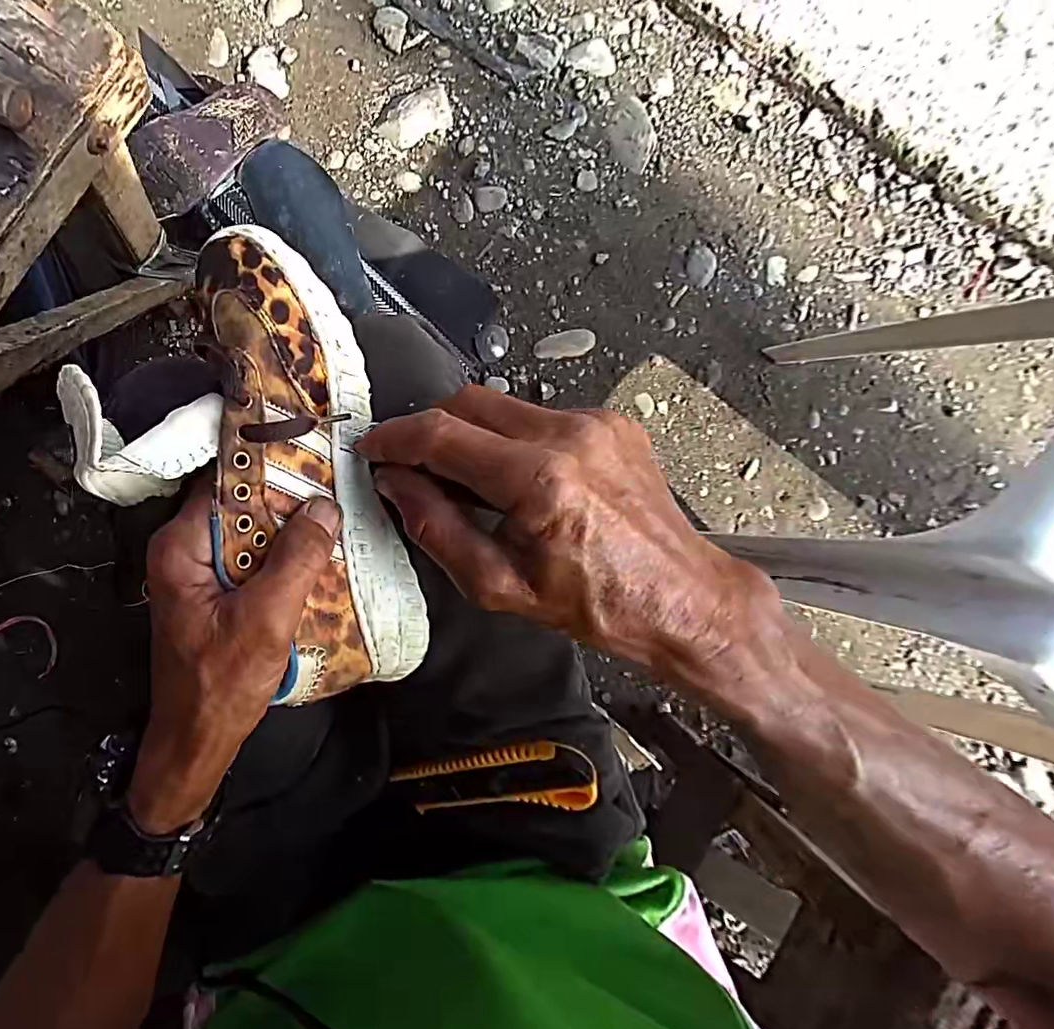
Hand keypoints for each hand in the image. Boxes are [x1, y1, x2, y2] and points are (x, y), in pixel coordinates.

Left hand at [129, 476, 339, 832]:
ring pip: (250, 535)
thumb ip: (295, 561)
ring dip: (287, 534)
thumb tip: (323, 510)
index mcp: (180, 549)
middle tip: (330, 491)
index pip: (222, 483)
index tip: (305, 453)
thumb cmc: (217, 688)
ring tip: (331, 524)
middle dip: (284, 501)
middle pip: (239, 506)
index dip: (265, 466)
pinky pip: (251, 562)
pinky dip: (280, 561)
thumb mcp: (264, 620)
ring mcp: (199, 574)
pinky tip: (312, 564)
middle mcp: (183, 554)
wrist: (197, 738)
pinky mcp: (217, 594)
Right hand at [357, 386, 779, 682]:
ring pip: (497, 402)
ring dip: (464, 432)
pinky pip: (532, 413)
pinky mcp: (608, 422)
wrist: (681, 598)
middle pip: (465, 402)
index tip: (372, 448)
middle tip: (409, 465)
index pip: (440, 435)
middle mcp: (569, 436)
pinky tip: (505, 476)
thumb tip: (396, 485)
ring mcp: (594, 423)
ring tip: (460, 479)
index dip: (393, 438)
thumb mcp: (495, 584)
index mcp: (539, 480)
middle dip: (425, 429)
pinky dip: (503, 437)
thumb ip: (434, 527)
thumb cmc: (597, 603)